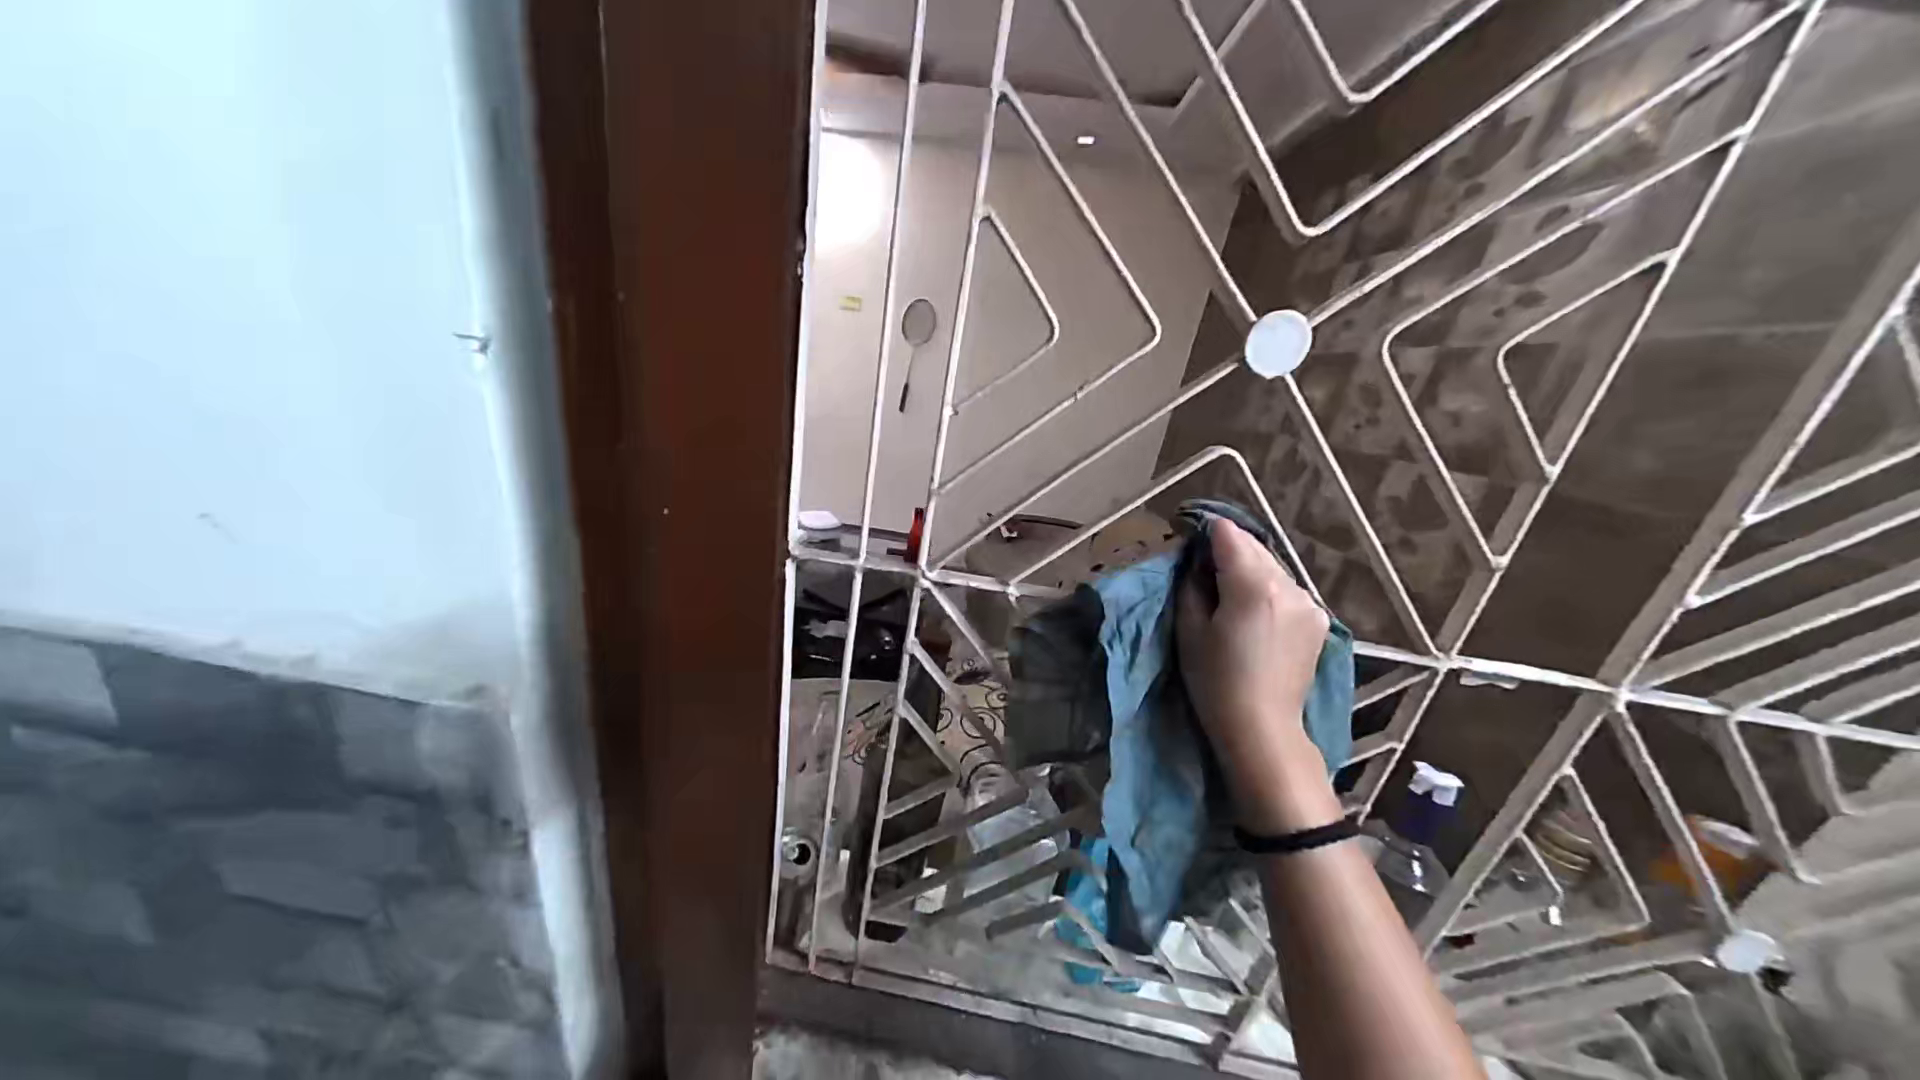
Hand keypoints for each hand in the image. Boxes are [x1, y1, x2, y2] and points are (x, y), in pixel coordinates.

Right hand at [1177, 518, 1337, 831]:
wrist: (1262, 728)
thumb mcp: (1189, 630)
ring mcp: (1310, 602)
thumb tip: (1195, 561)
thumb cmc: (1215, 681)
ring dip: (1249, 567)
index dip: (1205, 528)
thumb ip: (1192, 585)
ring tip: (1226, 587)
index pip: (1228, 535)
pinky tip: (1252, 609)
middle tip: (1201, 560)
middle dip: (1227, 547)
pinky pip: (1287, 589)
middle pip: (1254, 547)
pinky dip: (1268, 588)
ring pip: (1273, 567)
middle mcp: (1289, 585)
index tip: (1187, 530)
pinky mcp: (1320, 620)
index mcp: (1253, 585)